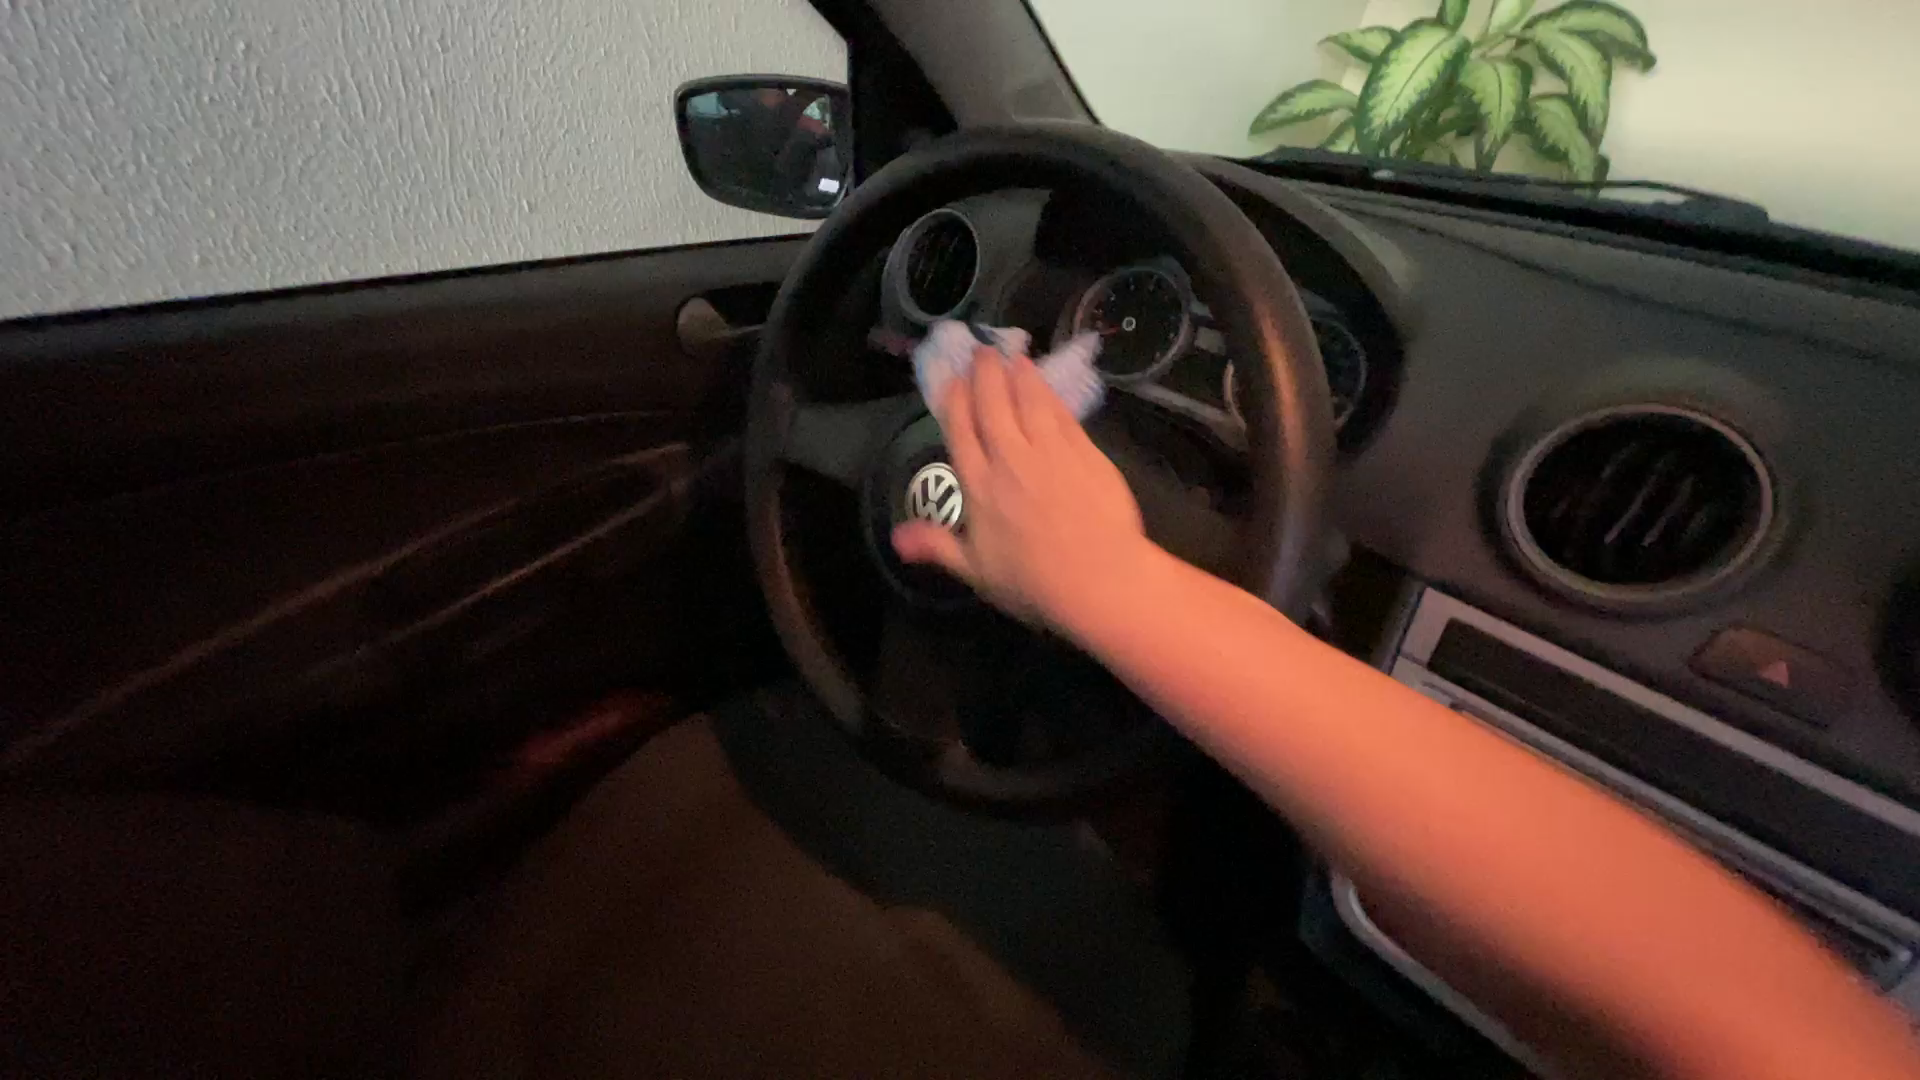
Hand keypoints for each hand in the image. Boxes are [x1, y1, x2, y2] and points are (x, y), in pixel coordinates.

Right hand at [892, 347, 1154, 630]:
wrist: (1100, 579)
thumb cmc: (1034, 582)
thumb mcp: (976, 572)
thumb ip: (937, 547)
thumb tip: (897, 537)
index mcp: (979, 486)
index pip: (960, 431)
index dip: (954, 401)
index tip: (951, 379)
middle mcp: (1010, 459)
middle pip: (992, 405)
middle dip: (984, 374)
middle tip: (981, 352)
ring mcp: (1050, 451)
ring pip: (1028, 401)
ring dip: (1018, 374)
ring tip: (1013, 356)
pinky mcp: (1085, 451)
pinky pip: (1061, 413)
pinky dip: (1049, 394)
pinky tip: (1045, 384)